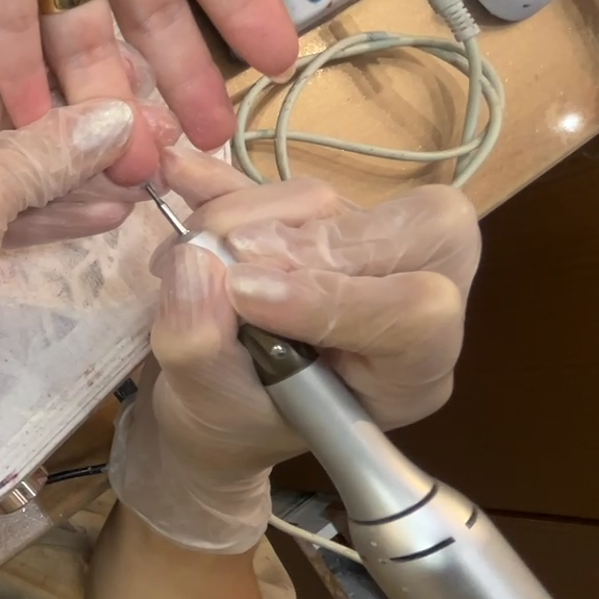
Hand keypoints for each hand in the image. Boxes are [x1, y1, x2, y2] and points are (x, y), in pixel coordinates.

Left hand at [0, 31, 160, 535]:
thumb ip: (51, 148)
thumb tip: (120, 117)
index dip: (67, 63)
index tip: (136, 76)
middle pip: (11, 112)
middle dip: (83, 127)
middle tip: (159, 137)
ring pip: (14, 168)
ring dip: (77, 175)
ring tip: (148, 179)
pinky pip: (4, 212)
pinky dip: (50, 214)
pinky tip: (107, 214)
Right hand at [109, 150, 480, 551]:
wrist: (210, 402)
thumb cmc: (225, 421)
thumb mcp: (208, 406)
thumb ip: (201, 346)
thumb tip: (194, 261)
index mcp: (407, 368)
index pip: (417, 311)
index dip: (330, 295)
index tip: (242, 298)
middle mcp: (405, 297)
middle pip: (419, 227)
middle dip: (304, 238)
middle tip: (222, 259)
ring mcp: (358, 249)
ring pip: (327, 198)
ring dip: (241, 217)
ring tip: (181, 259)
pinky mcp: (303, 219)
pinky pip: (270, 182)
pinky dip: (221, 180)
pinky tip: (179, 177)